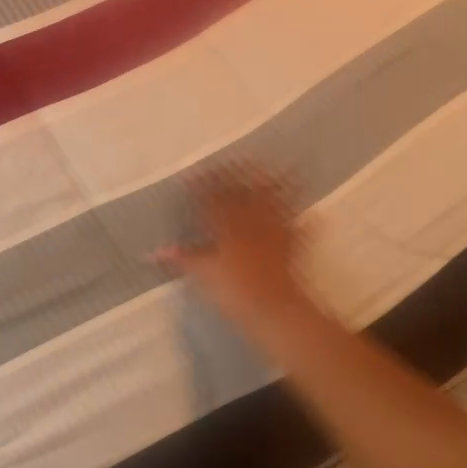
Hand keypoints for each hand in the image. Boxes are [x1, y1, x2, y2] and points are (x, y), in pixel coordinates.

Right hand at [159, 164, 312, 326]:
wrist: (274, 308)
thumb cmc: (234, 290)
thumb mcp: (202, 273)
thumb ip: (181, 258)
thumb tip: (153, 252)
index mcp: (226, 226)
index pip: (211, 199)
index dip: (201, 184)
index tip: (194, 171)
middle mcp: (251, 222)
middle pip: (243, 193)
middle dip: (236, 175)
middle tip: (232, 159)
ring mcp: (274, 233)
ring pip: (274, 203)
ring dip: (274, 186)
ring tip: (275, 169)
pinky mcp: (293, 248)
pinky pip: (299, 230)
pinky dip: (305, 222)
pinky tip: (313, 215)